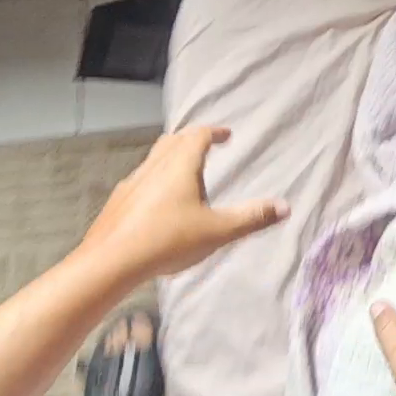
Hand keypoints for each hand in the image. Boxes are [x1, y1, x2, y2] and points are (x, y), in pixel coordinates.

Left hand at [78, 125, 288, 278]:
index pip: (199, 135)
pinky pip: (141, 180)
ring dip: (172, 159)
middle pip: (173, 141)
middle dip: (192, 140)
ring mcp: (132, 182)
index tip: (227, 136)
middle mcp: (155, 165)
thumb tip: (286, 207)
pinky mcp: (118, 202)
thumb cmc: (168, 239)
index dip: (215, 132)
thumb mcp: (217, 231)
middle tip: (207, 148)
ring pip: (154, 159)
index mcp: (180, 164)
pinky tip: (158, 205)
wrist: (109, 262)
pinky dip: (155, 180)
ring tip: (185, 176)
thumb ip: (252, 218)